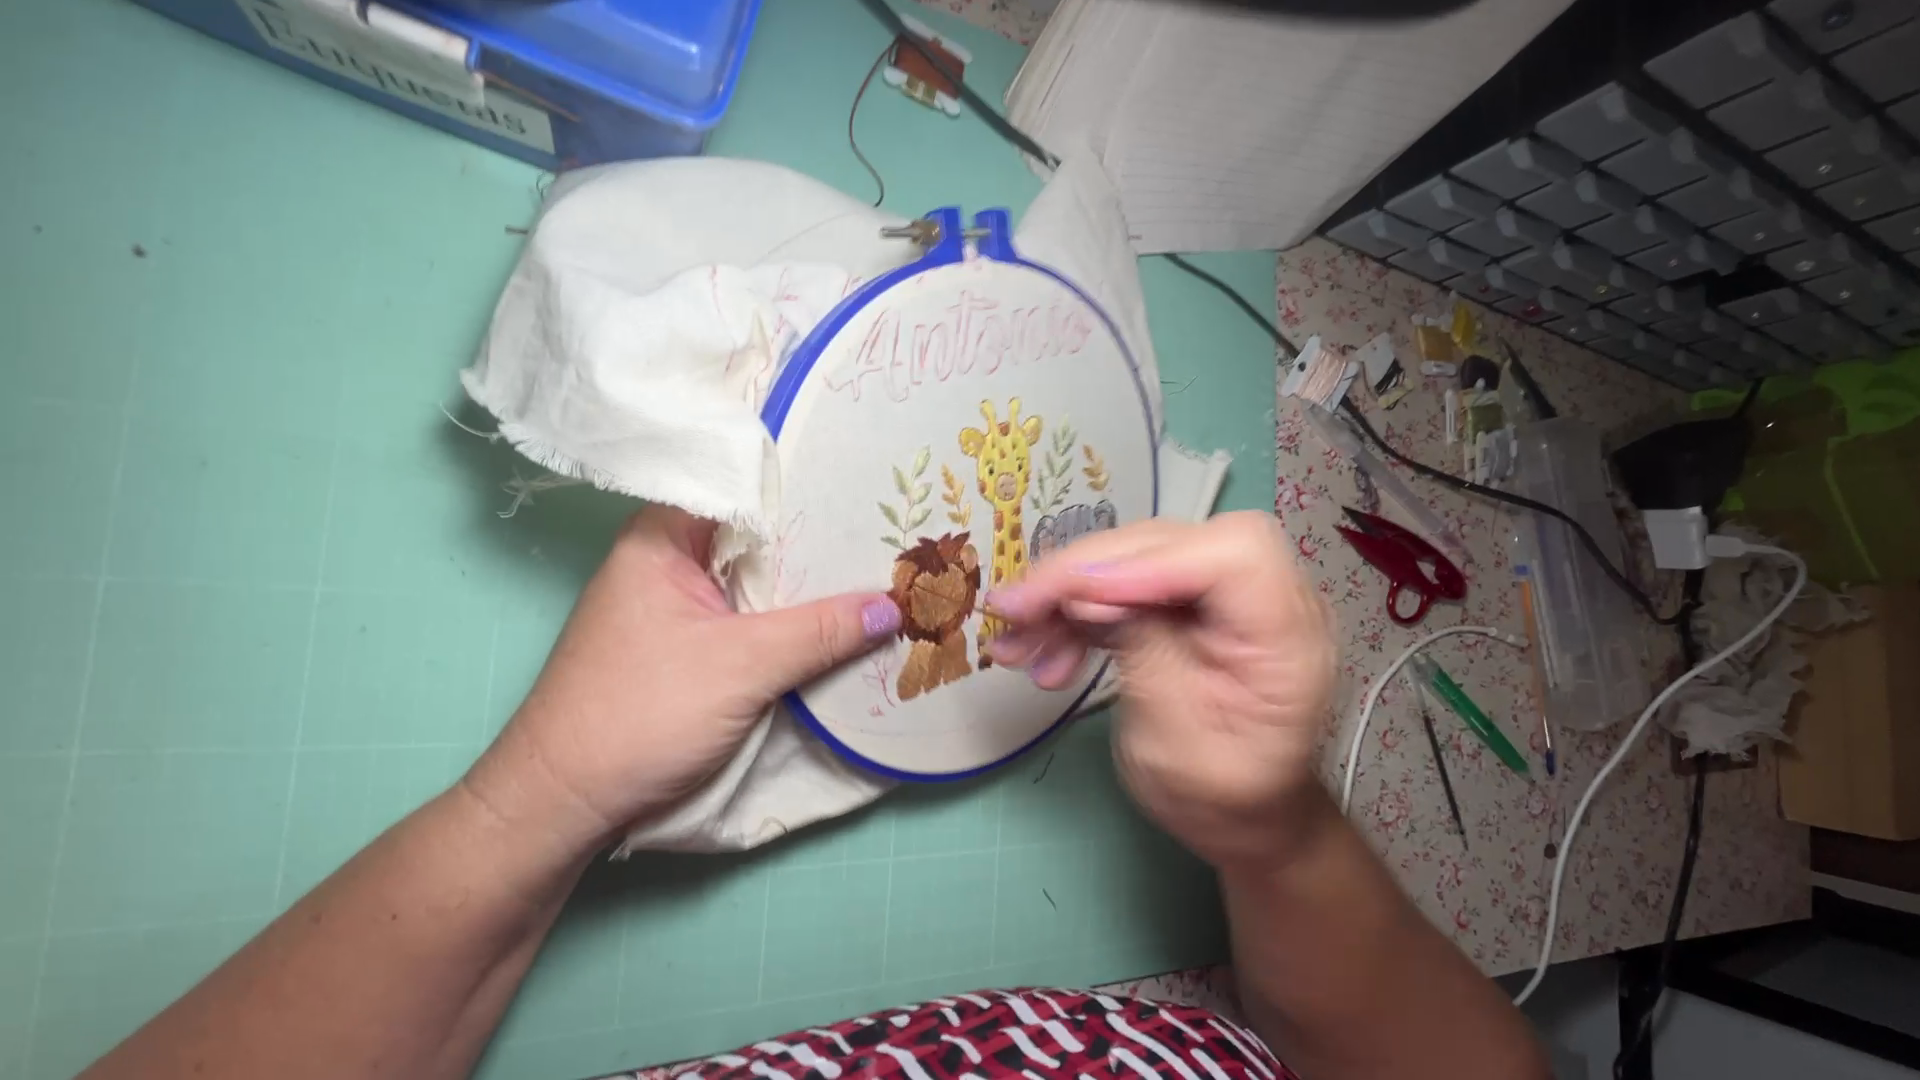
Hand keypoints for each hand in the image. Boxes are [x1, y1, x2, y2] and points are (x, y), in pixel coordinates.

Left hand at [464, 506, 900, 846]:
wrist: (564, 804)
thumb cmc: (641, 715)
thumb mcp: (742, 666)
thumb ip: (822, 630)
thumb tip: (897, 604)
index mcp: (664, 535)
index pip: (746, 487)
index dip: (808, 481)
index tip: (868, 480)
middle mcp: (668, 558)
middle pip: (757, 535)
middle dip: (819, 538)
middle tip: (889, 527)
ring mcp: (676, 603)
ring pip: (757, 580)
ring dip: (808, 584)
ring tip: (880, 567)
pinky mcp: (687, 644)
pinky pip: (751, 616)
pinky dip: (789, 618)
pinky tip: (839, 620)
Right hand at [984, 513, 1337, 869]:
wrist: (1238, 817)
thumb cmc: (1222, 798)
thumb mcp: (1178, 744)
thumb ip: (1145, 655)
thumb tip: (1089, 591)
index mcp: (1285, 634)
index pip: (1232, 555)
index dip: (1150, 562)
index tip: (1076, 595)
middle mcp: (1257, 598)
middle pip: (1167, 545)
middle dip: (1082, 572)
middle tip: (1013, 610)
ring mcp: (1216, 598)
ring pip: (1131, 561)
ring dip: (1064, 596)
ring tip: (1015, 643)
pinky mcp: (1182, 605)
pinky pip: (1122, 587)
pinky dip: (1073, 613)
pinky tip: (1041, 650)